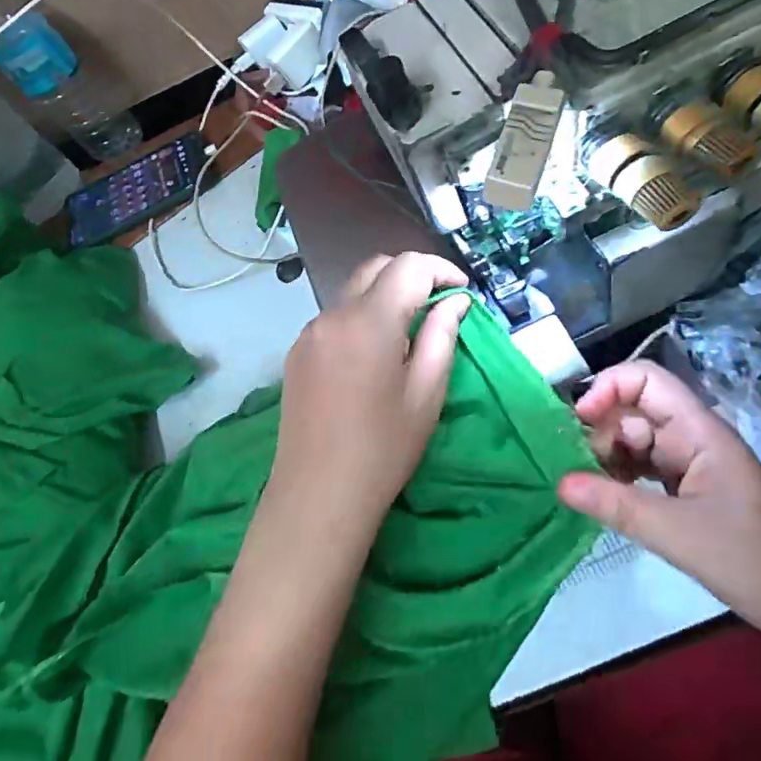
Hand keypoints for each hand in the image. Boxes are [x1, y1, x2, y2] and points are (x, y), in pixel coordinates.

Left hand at [272, 252, 471, 528]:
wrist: (317, 494)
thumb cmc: (383, 448)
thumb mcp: (426, 392)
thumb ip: (443, 334)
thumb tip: (454, 301)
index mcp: (368, 320)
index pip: (407, 266)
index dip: (440, 269)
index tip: (462, 291)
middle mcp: (332, 314)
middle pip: (375, 268)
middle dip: (411, 275)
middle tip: (439, 304)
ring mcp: (309, 332)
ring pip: (353, 291)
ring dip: (384, 296)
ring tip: (409, 332)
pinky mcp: (297, 351)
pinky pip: (335, 317)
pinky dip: (361, 318)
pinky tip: (373, 354)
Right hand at [557, 361, 760, 637]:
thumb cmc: (754, 562)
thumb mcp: (677, 534)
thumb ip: (615, 504)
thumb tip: (558, 482)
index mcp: (699, 431)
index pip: (646, 379)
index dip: (608, 387)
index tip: (579, 421)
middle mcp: (694, 438)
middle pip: (635, 410)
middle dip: (601, 430)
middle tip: (578, 468)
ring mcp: (693, 464)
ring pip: (637, 441)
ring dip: (609, 456)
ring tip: (588, 487)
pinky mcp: (692, 490)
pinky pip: (646, 468)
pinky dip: (622, 478)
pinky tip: (608, 498)